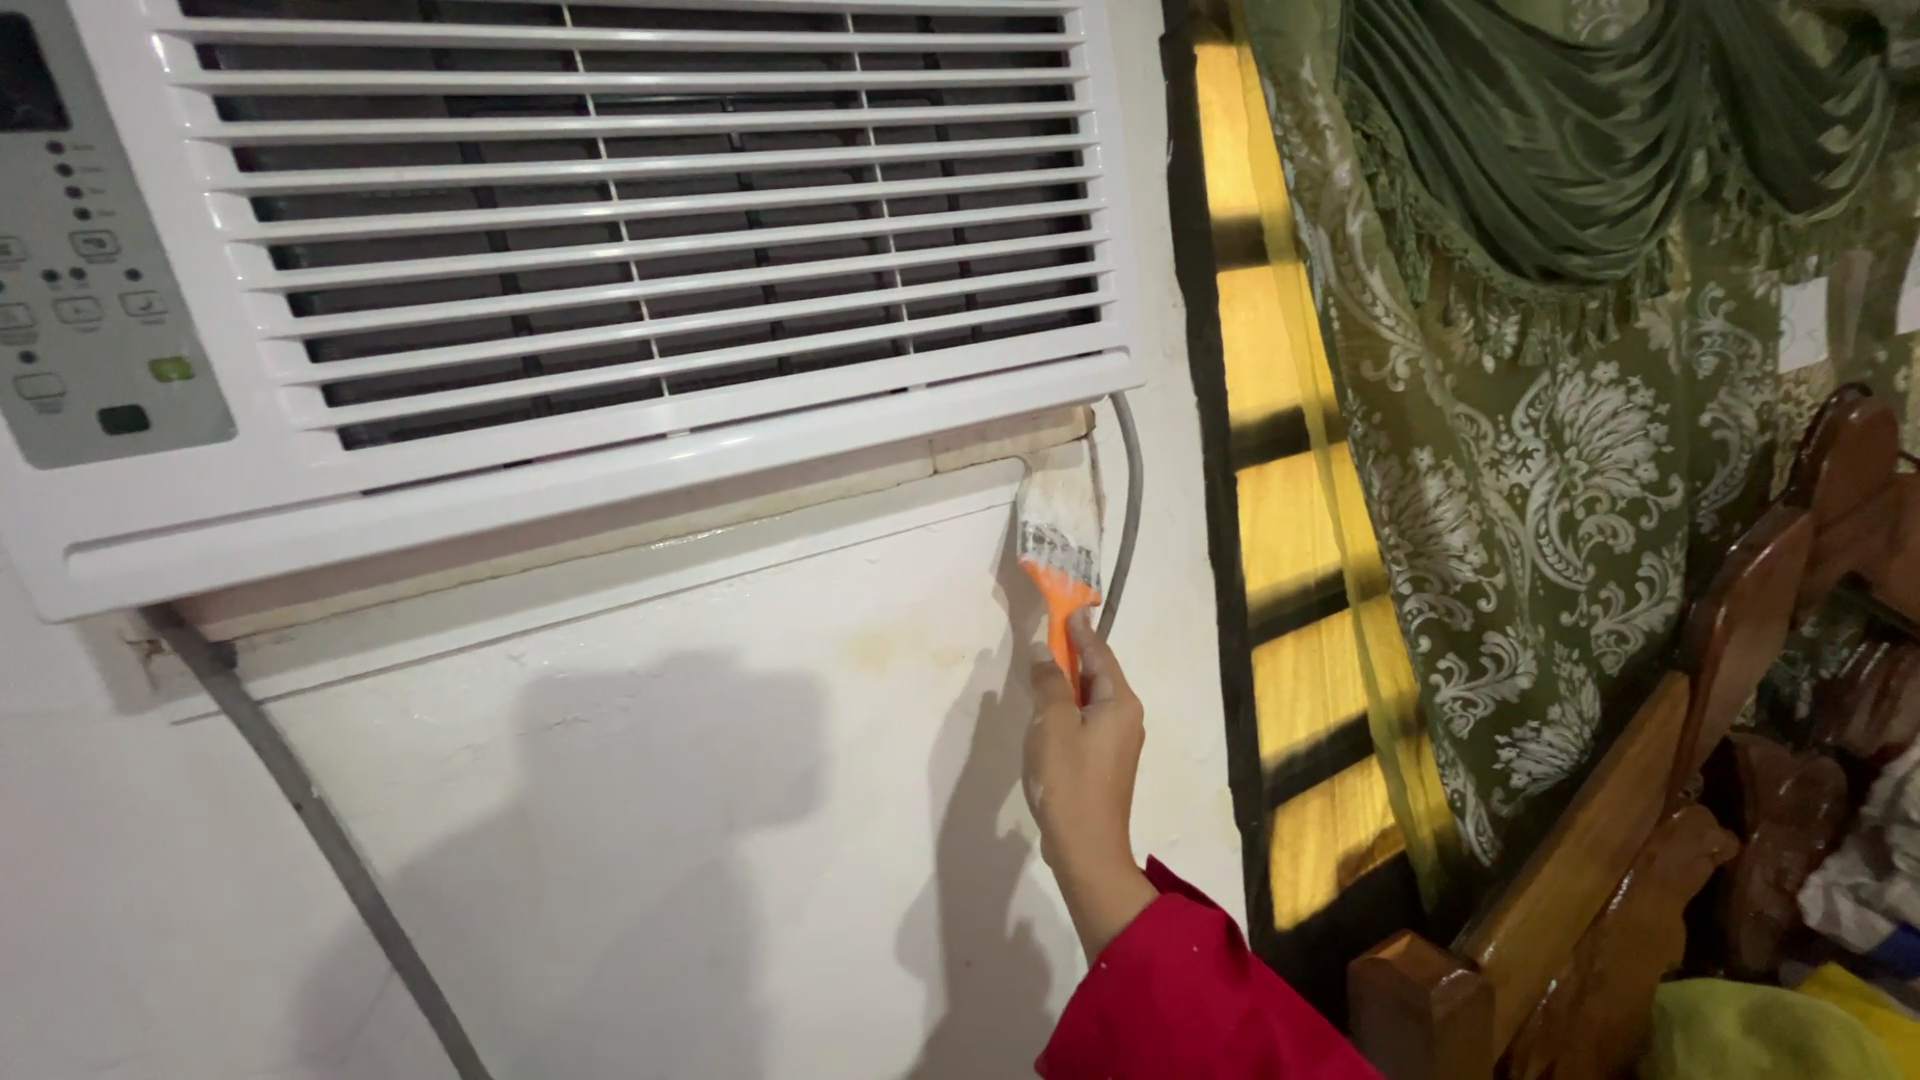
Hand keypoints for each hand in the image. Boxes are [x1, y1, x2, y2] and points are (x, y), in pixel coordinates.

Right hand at [1025, 609, 1157, 959]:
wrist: (1086, 848)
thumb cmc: (1069, 779)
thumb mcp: (1052, 723)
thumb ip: (1049, 682)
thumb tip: (1045, 651)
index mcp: (1120, 703)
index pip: (1100, 654)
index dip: (1081, 631)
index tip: (1068, 610)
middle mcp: (1127, 718)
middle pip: (1099, 674)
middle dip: (1075, 653)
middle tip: (1050, 634)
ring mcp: (1119, 743)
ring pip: (1093, 699)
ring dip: (1069, 681)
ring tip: (1045, 667)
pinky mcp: (1106, 763)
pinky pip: (1088, 720)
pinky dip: (1070, 707)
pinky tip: (1050, 711)